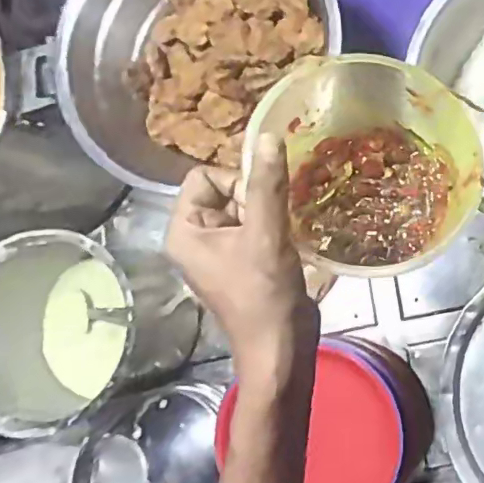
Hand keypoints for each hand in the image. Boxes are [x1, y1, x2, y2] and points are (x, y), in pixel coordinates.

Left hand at [165, 133, 318, 381]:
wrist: (281, 345)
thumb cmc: (265, 292)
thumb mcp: (267, 234)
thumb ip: (267, 186)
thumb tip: (270, 137)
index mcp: (185, 230)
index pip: (204, 178)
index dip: (238, 182)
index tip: (266, 205)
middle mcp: (198, 240)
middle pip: (228, 194)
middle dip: (261, 201)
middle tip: (282, 223)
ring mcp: (223, 255)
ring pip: (249, 213)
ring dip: (276, 217)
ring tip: (293, 235)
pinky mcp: (247, 267)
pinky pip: (260, 233)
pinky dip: (281, 233)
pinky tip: (298, 246)